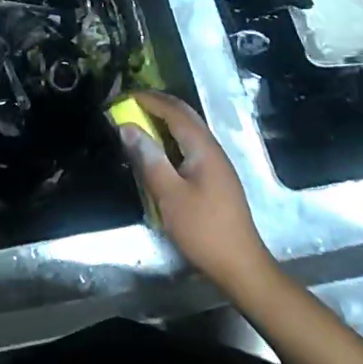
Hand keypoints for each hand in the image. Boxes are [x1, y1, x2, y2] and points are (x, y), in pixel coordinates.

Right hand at [117, 91, 275, 289]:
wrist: (241, 267)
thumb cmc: (203, 229)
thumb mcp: (169, 194)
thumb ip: (148, 158)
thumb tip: (127, 126)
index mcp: (203, 148)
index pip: (174, 111)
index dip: (148, 100)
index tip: (121, 96)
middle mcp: (212, 149)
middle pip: (185, 115)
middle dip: (158, 104)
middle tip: (130, 103)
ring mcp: (217, 164)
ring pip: (189, 129)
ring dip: (165, 119)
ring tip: (140, 121)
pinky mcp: (216, 178)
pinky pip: (191, 145)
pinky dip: (171, 137)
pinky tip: (159, 149)